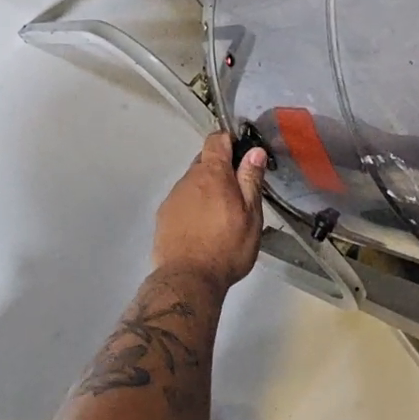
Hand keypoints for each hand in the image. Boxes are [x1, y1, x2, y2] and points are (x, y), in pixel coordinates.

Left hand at [151, 132, 267, 291]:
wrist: (188, 279)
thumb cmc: (227, 246)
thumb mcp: (250, 215)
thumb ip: (250, 180)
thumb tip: (254, 151)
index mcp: (212, 173)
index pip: (216, 140)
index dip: (229, 142)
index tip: (241, 155)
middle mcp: (189, 179)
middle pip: (204, 161)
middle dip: (219, 170)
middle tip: (236, 192)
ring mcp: (173, 197)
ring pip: (192, 183)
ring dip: (205, 190)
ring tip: (219, 216)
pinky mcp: (163, 216)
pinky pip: (182, 202)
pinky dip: (192, 207)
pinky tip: (201, 229)